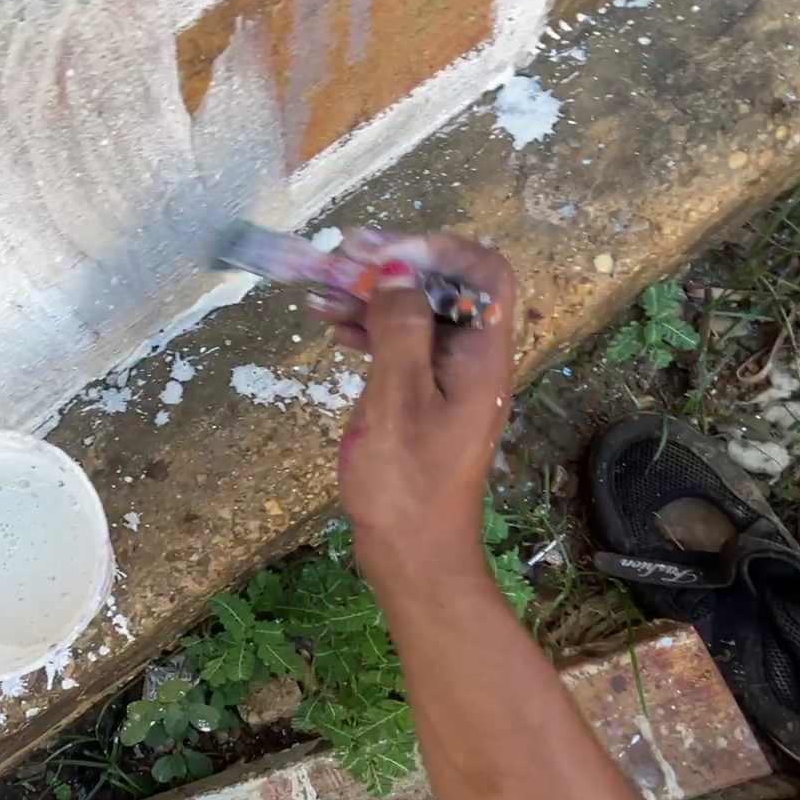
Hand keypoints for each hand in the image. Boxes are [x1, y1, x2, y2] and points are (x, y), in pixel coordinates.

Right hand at [306, 229, 518, 591]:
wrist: (411, 551)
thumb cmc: (405, 481)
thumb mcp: (396, 399)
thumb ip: (399, 328)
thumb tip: (395, 269)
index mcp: (482, 355)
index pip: (482, 272)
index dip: (434, 249)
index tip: (379, 254)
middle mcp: (471, 359)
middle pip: (441, 290)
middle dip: (391, 268)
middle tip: (338, 257)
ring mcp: (444, 380)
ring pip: (413, 317)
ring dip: (369, 298)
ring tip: (318, 291)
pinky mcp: (420, 399)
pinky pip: (398, 349)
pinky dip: (367, 332)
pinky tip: (332, 327)